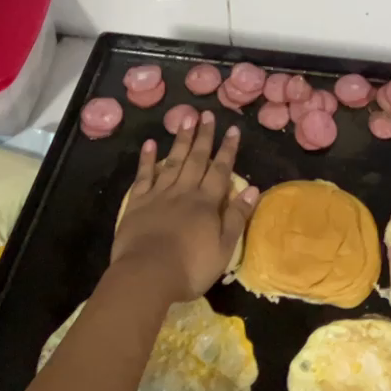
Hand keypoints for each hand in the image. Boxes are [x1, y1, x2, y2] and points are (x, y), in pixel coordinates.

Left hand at [109, 110, 258, 302]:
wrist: (147, 275)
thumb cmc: (190, 268)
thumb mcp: (224, 248)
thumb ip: (237, 217)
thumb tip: (253, 189)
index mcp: (206, 203)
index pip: (221, 170)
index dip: (228, 149)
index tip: (233, 129)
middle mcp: (184, 192)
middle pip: (197, 159)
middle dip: (204, 136)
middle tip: (207, 114)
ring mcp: (159, 195)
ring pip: (173, 161)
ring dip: (181, 140)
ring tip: (185, 119)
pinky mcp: (138, 203)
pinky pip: (144, 176)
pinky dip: (147, 160)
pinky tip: (149, 144)